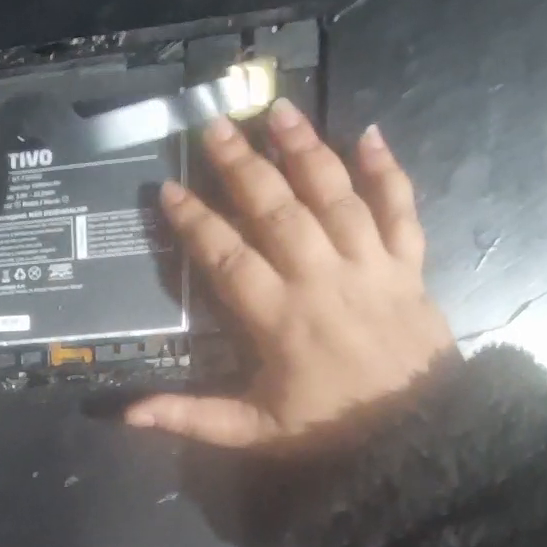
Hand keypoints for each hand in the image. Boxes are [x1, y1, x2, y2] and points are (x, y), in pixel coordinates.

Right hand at [127, 99, 456, 448]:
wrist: (420, 435)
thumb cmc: (328, 429)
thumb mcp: (251, 432)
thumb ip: (189, 416)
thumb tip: (126, 412)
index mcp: (279, 319)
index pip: (229, 258)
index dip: (196, 223)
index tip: (169, 190)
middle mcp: (322, 279)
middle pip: (279, 211)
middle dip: (244, 167)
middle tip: (215, 127)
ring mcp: (371, 267)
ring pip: (337, 196)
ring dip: (307, 150)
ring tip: (280, 110)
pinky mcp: (409, 266)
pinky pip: (401, 209)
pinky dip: (388, 171)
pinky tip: (371, 134)